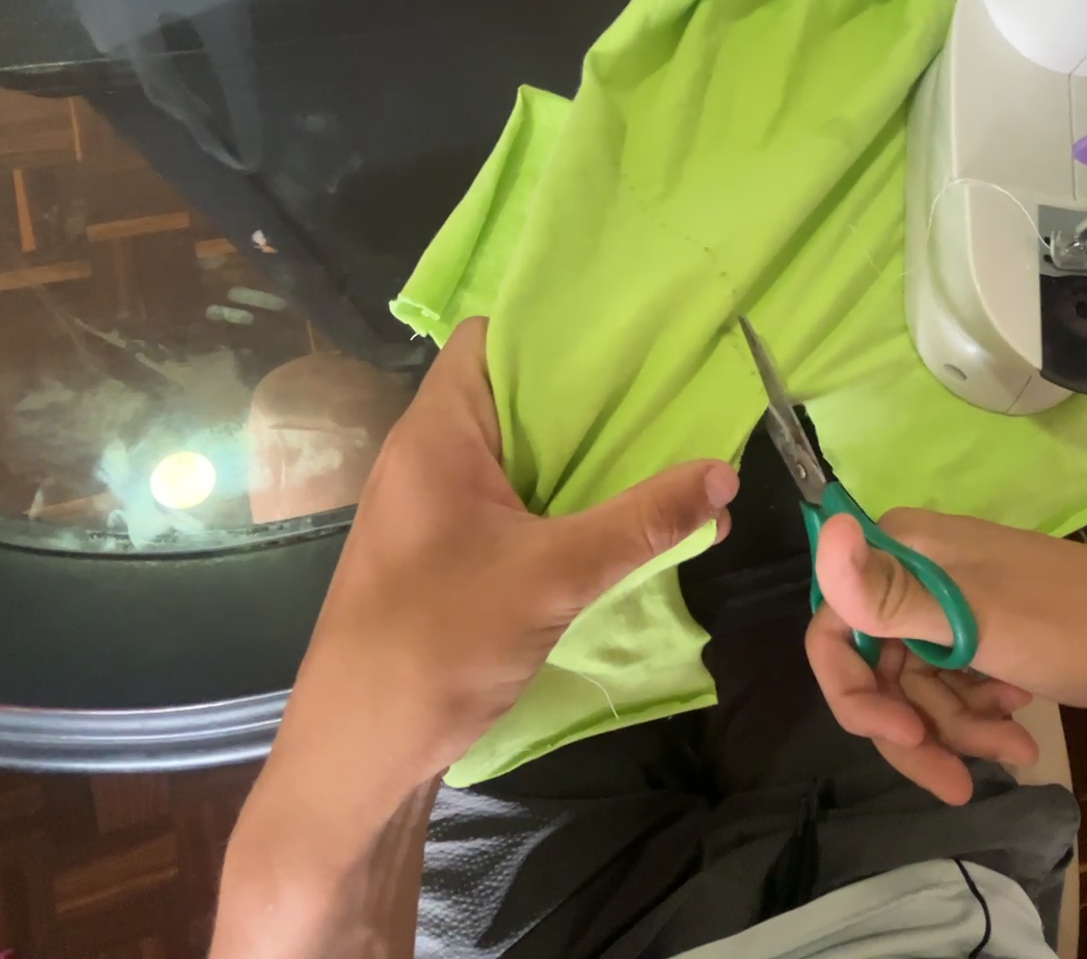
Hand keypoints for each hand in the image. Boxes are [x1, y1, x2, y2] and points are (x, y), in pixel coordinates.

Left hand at [263, 317, 739, 826]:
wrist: (361, 754)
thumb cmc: (438, 645)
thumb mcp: (554, 575)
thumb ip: (642, 522)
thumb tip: (725, 473)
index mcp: (438, 435)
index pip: (488, 341)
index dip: (552, 331)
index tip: (624, 342)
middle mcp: (433, 456)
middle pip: (516, 397)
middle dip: (590, 399)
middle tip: (665, 397)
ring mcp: (441, 505)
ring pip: (523, 455)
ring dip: (586, 459)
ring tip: (661, 452)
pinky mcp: (453, 548)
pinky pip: (520, 501)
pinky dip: (569, 501)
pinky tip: (623, 519)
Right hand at [806, 509, 1086, 802]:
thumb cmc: (1072, 623)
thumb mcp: (978, 618)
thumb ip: (892, 590)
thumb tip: (828, 527)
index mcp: (898, 550)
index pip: (833, 626)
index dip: (854, 690)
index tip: (900, 733)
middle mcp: (909, 571)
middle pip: (874, 667)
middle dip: (915, 726)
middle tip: (956, 779)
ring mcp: (939, 603)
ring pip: (913, 688)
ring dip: (956, 728)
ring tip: (1015, 748)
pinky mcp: (968, 631)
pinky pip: (946, 686)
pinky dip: (974, 716)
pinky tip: (1018, 729)